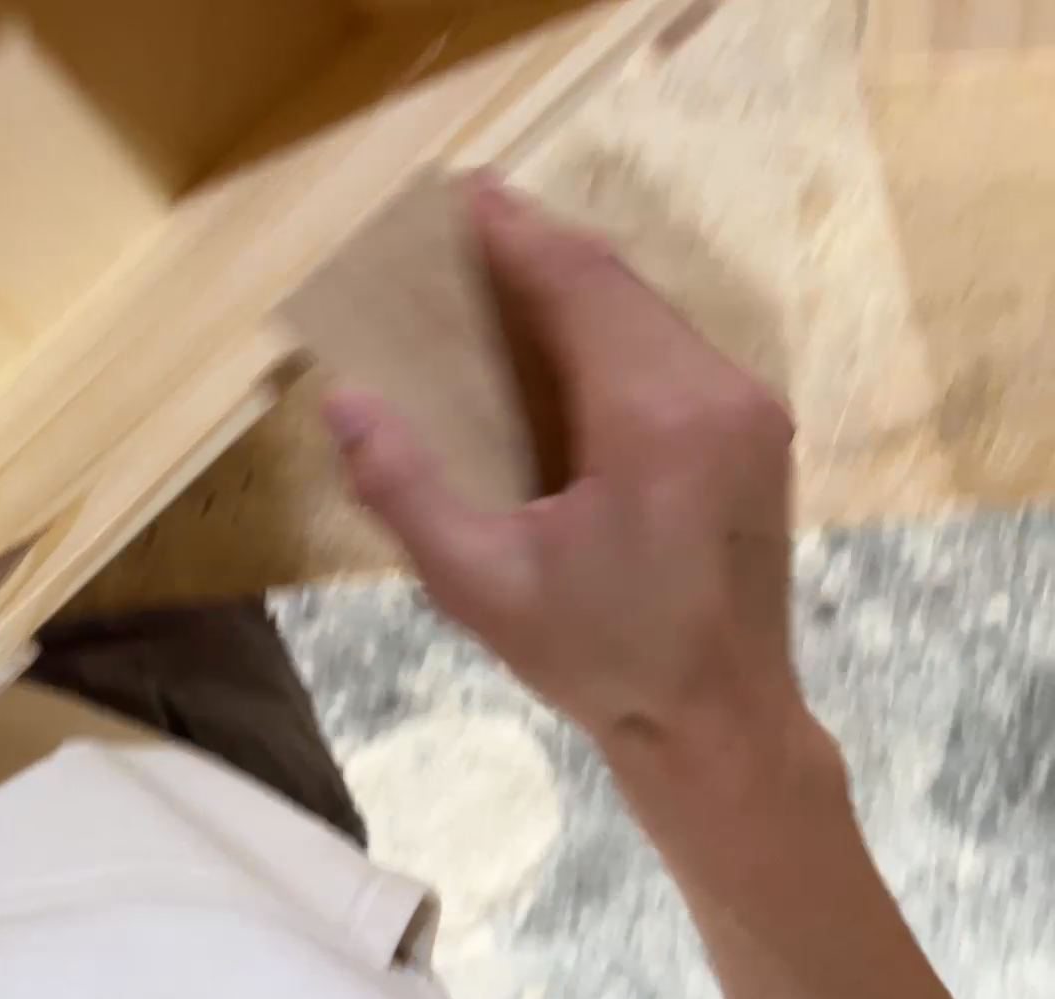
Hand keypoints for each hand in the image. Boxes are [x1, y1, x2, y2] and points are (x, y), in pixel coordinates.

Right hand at [326, 177, 824, 782]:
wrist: (715, 718)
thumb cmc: (592, 652)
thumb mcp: (474, 580)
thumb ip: (402, 488)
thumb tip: (342, 402)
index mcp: (654, 418)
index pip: (579, 286)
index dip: (513, 234)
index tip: (457, 196)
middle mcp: (715, 393)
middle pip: (614, 285)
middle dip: (532, 246)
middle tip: (455, 226)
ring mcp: (739, 413)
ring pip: (641, 312)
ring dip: (562, 282)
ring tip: (487, 270)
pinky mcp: (739, 435)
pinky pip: (656, 349)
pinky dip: (591, 323)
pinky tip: (545, 339)